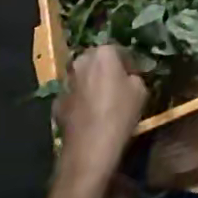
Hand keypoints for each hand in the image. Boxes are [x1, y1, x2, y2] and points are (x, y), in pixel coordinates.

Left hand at [54, 46, 146, 185]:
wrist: (90, 146)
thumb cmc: (120, 114)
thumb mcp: (141, 91)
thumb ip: (134, 77)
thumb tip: (128, 77)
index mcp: (103, 53)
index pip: (118, 51)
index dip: (128, 63)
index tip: (133, 76)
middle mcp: (81, 61)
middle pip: (96, 60)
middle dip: (106, 70)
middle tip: (118, 86)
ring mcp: (66, 80)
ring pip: (82, 77)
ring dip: (91, 84)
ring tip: (102, 102)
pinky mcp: (57, 100)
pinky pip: (73, 95)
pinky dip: (80, 100)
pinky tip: (89, 115)